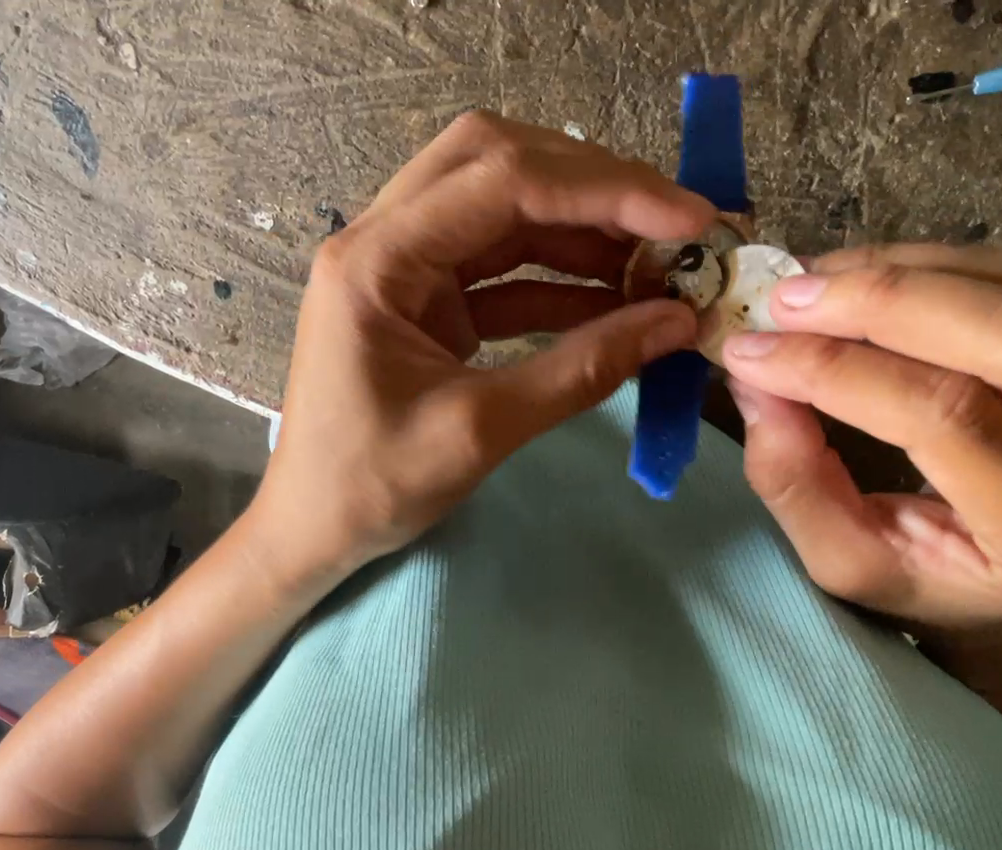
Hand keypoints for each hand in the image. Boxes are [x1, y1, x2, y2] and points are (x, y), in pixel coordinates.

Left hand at [244, 111, 710, 579]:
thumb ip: (581, 370)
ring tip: (661, 268)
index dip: (607, 191)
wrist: (311, 530)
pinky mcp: (422, 303)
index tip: (690, 222)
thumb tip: (677, 322)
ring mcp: (401, 270)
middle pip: (498, 165)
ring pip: (504, 213)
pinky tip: (617, 301)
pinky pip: (499, 270)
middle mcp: (382, 242)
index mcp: (375, 261)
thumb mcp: (479, 432)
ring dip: (584, 234)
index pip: (502, 180)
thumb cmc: (370, 488)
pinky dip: (558, 281)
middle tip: (676, 227)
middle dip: (595, 189)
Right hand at [714, 245, 1001, 688]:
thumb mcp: (842, 563)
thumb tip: (755, 383)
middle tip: (786, 298)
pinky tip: (866, 278)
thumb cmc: (922, 588)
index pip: (946, 420)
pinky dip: (939, 267)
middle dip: (887, 303)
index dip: (837, 372)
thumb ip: (796, 483)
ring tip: (814, 281)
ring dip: (910, 273)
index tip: (750, 351)